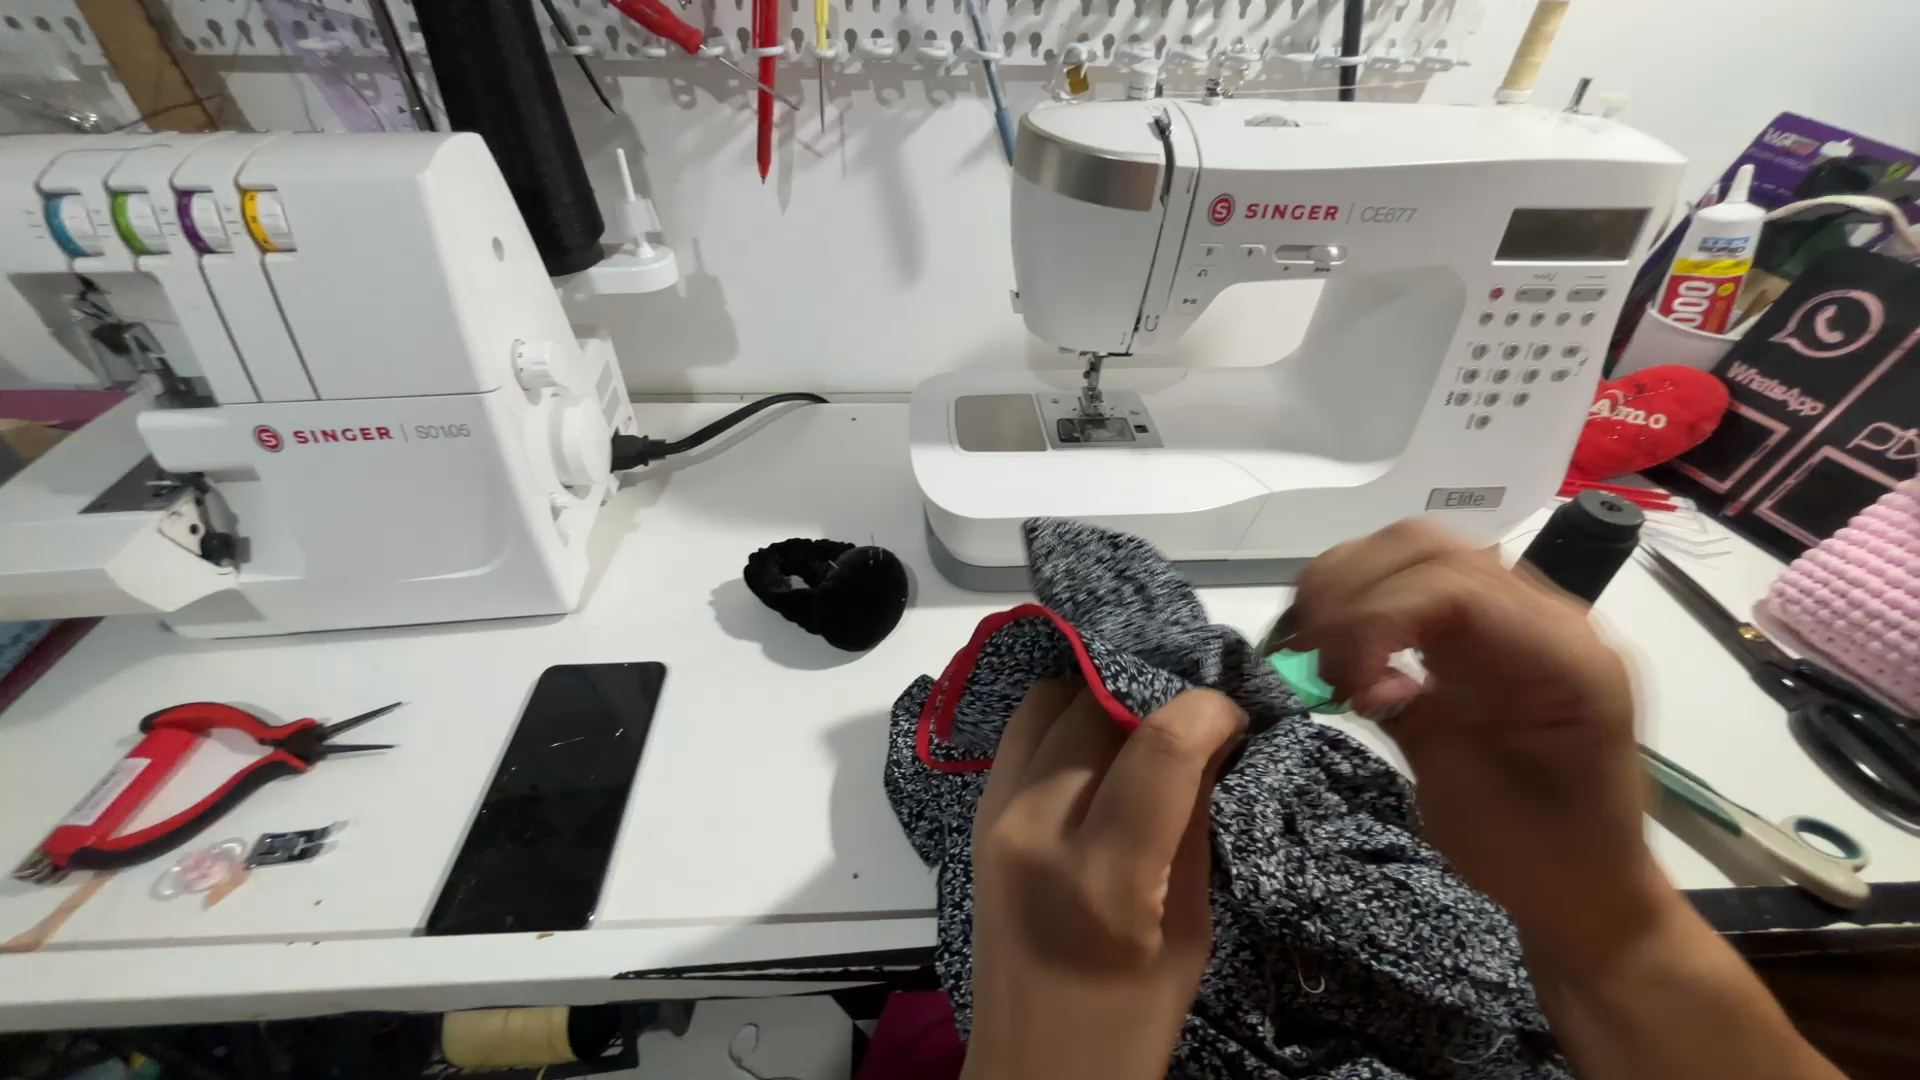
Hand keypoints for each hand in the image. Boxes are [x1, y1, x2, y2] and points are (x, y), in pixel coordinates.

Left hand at [963, 680, 1245, 1079]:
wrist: (1031, 1065)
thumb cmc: (1129, 1020)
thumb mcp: (1190, 929)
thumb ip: (1193, 821)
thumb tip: (1209, 740)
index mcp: (1103, 875)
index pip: (1158, 747)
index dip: (1205, 712)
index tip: (1231, 717)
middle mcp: (1033, 825)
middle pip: (1094, 707)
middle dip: (1152, 699)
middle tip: (1185, 726)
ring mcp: (993, 811)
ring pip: (1048, 702)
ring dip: (1101, 698)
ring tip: (1137, 728)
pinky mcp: (976, 809)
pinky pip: (1021, 731)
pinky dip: (1062, 718)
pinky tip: (1094, 745)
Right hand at [1278, 522, 1673, 972]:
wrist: (1579, 882)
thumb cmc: (1536, 853)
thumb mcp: (1469, 794)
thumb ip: (1413, 716)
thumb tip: (1352, 676)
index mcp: (1565, 658)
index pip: (1454, 588)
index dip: (1376, 619)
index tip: (1340, 683)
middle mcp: (1542, 615)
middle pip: (1424, 548)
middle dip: (1349, 592)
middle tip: (1310, 656)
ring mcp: (1505, 613)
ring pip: (1405, 550)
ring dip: (1341, 587)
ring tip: (1314, 649)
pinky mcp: (1469, 624)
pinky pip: (1399, 579)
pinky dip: (1349, 598)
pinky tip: (1333, 644)